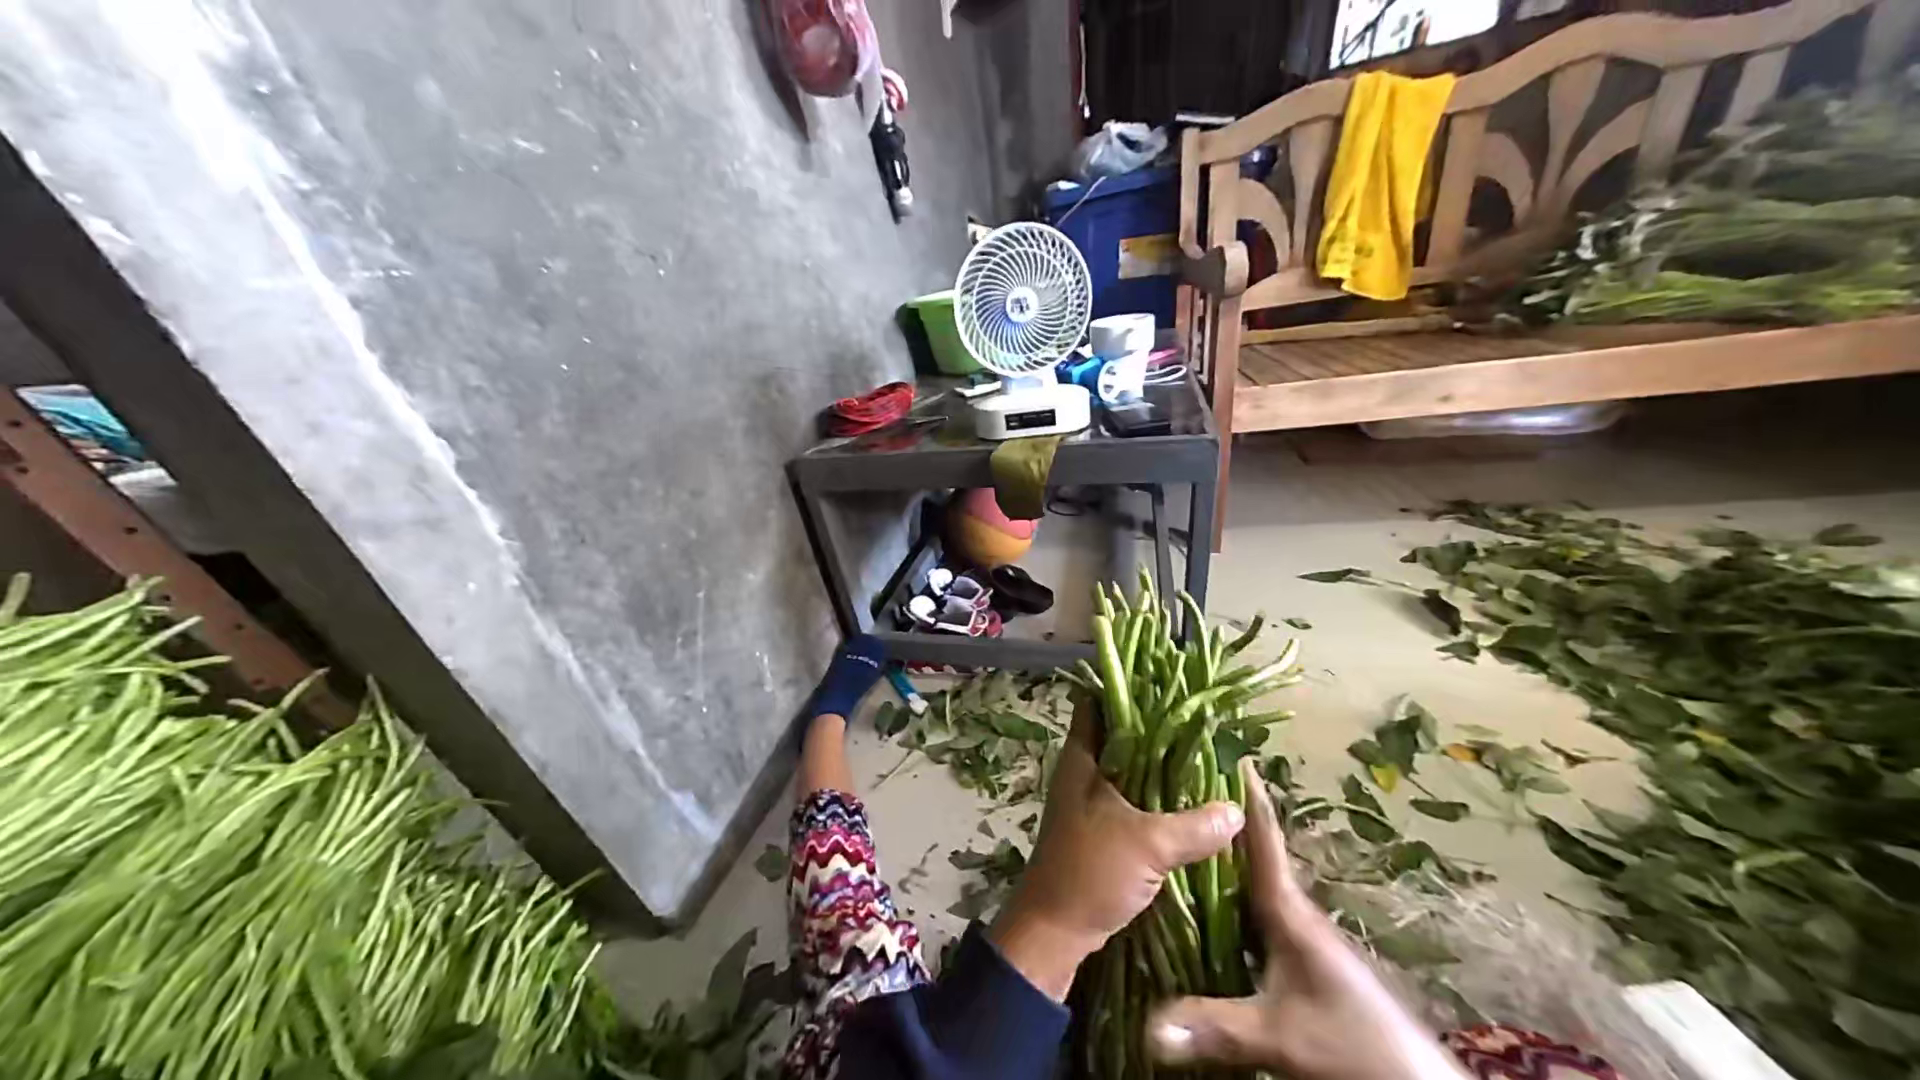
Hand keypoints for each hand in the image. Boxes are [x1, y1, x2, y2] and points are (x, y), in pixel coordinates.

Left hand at [989, 695, 1244, 1000]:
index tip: (1166, 681)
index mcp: (1082, 758)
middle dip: (1155, 727)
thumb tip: (1237, 810)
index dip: (1126, 687)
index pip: (1097, 702)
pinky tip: (1187, 801)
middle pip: (1119, 733)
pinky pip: (1131, 798)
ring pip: (1128, 767)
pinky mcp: (1099, 826)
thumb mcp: (1148, 844)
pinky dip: (1155, 795)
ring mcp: (1089, 798)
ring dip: (1157, 764)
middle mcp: (1082, 770)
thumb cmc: (1090, 871)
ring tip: (1201, 756)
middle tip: (1198, 720)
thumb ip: (1195, 826)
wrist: (1054, 928)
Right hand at [1148, 757, 1468, 1079]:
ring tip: (1174, 833)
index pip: (1262, 837)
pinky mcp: (1295, 960)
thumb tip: (1146, 1026)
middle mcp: (1290, 912)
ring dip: (1217, 857)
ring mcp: (1295, 936)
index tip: (1226, 747)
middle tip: (1173, 786)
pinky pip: (1247, 913)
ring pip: (1246, 884)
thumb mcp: (1280, 1034)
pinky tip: (1195, 903)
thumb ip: (1215, 1024)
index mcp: (1288, 909)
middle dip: (1214, 818)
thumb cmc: (1355, 1044)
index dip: (1246, 792)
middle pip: (1246, 852)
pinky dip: (1221, 896)